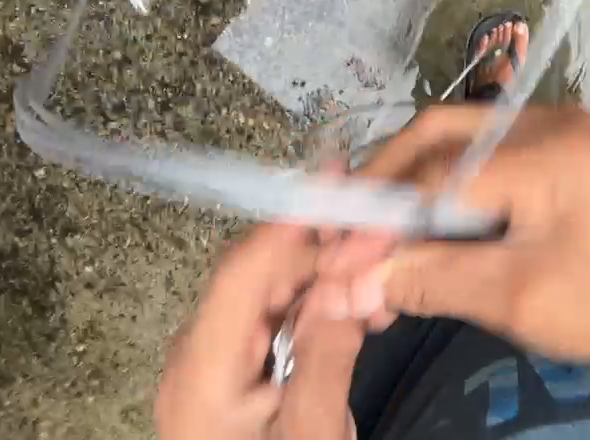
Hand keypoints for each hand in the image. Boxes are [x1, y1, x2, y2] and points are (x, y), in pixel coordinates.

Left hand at [157, 223, 371, 439]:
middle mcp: (201, 353)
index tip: (341, 176)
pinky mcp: (241, 364)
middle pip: (265, 272)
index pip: (243, 273)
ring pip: (280, 286)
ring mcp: (219, 358)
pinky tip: (367, 310)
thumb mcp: (312, 438)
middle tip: (388, 235)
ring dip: (335, 273)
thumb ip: (327, 357)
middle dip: (328, 246)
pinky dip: (327, 301)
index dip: (291, 218)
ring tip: (385, 282)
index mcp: (201, 374)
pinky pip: (286, 312)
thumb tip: (351, 277)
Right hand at [330, 105, 589, 366]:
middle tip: (340, 229)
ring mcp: (545, 127)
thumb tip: (348, 286)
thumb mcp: (514, 298)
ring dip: (406, 184)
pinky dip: (439, 189)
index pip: (437, 176)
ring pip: (451, 141)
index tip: (332, 261)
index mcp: (544, 151)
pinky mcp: (544, 145)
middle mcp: (542, 120)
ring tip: (368, 233)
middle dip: (383, 180)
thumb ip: (429, 280)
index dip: (379, 219)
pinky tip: (414, 226)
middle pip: (437, 134)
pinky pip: (476, 156)